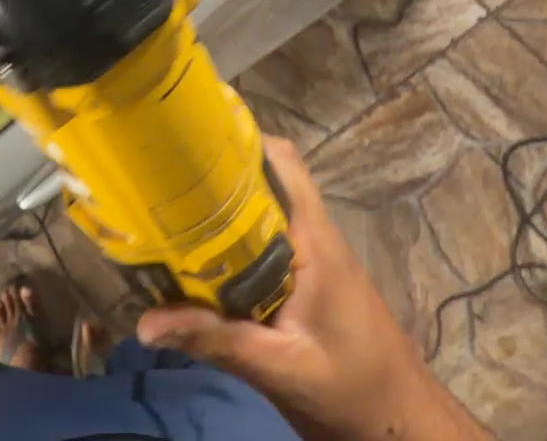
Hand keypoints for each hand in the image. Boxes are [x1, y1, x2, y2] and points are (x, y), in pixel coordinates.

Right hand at [137, 139, 492, 440]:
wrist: (402, 427)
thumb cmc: (354, 390)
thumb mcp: (281, 368)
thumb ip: (216, 340)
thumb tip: (144, 323)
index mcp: (313, 239)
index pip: (280, 162)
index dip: (235, 138)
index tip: (182, 133)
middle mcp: (309, 234)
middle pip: (259, 177)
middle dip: (210, 167)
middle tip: (155, 168)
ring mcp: (307, 253)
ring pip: (256, 205)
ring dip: (214, 198)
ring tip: (159, 199)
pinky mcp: (300, 274)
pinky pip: (257, 234)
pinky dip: (223, 230)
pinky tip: (187, 247)